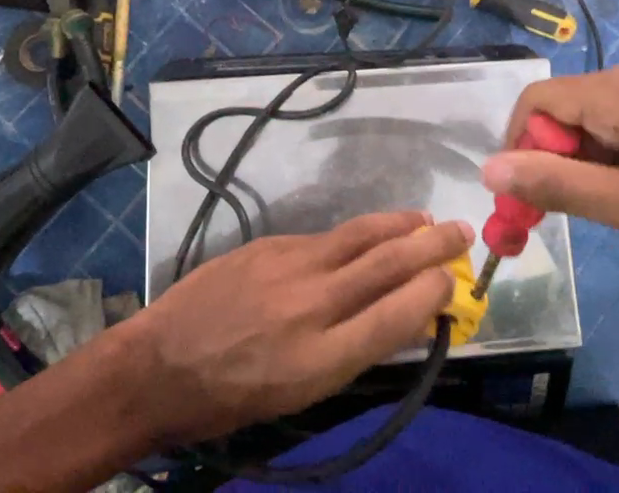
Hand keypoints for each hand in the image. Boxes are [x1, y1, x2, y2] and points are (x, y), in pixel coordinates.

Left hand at [114, 211, 470, 445]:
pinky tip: (367, 235)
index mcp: (321, 359)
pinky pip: (325, 236)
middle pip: (386, 264)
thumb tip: (405, 317)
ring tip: (425, 220)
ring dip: (400, 224)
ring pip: (359, 235)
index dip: (433, 292)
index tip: (453, 280)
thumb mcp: (300, 394)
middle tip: (461, 231)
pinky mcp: (269, 245)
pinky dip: (357, 233)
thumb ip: (355, 351)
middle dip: (432, 245)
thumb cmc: (231, 399)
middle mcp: (312, 305)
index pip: (396, 314)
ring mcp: (288, 267)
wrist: (157, 365)